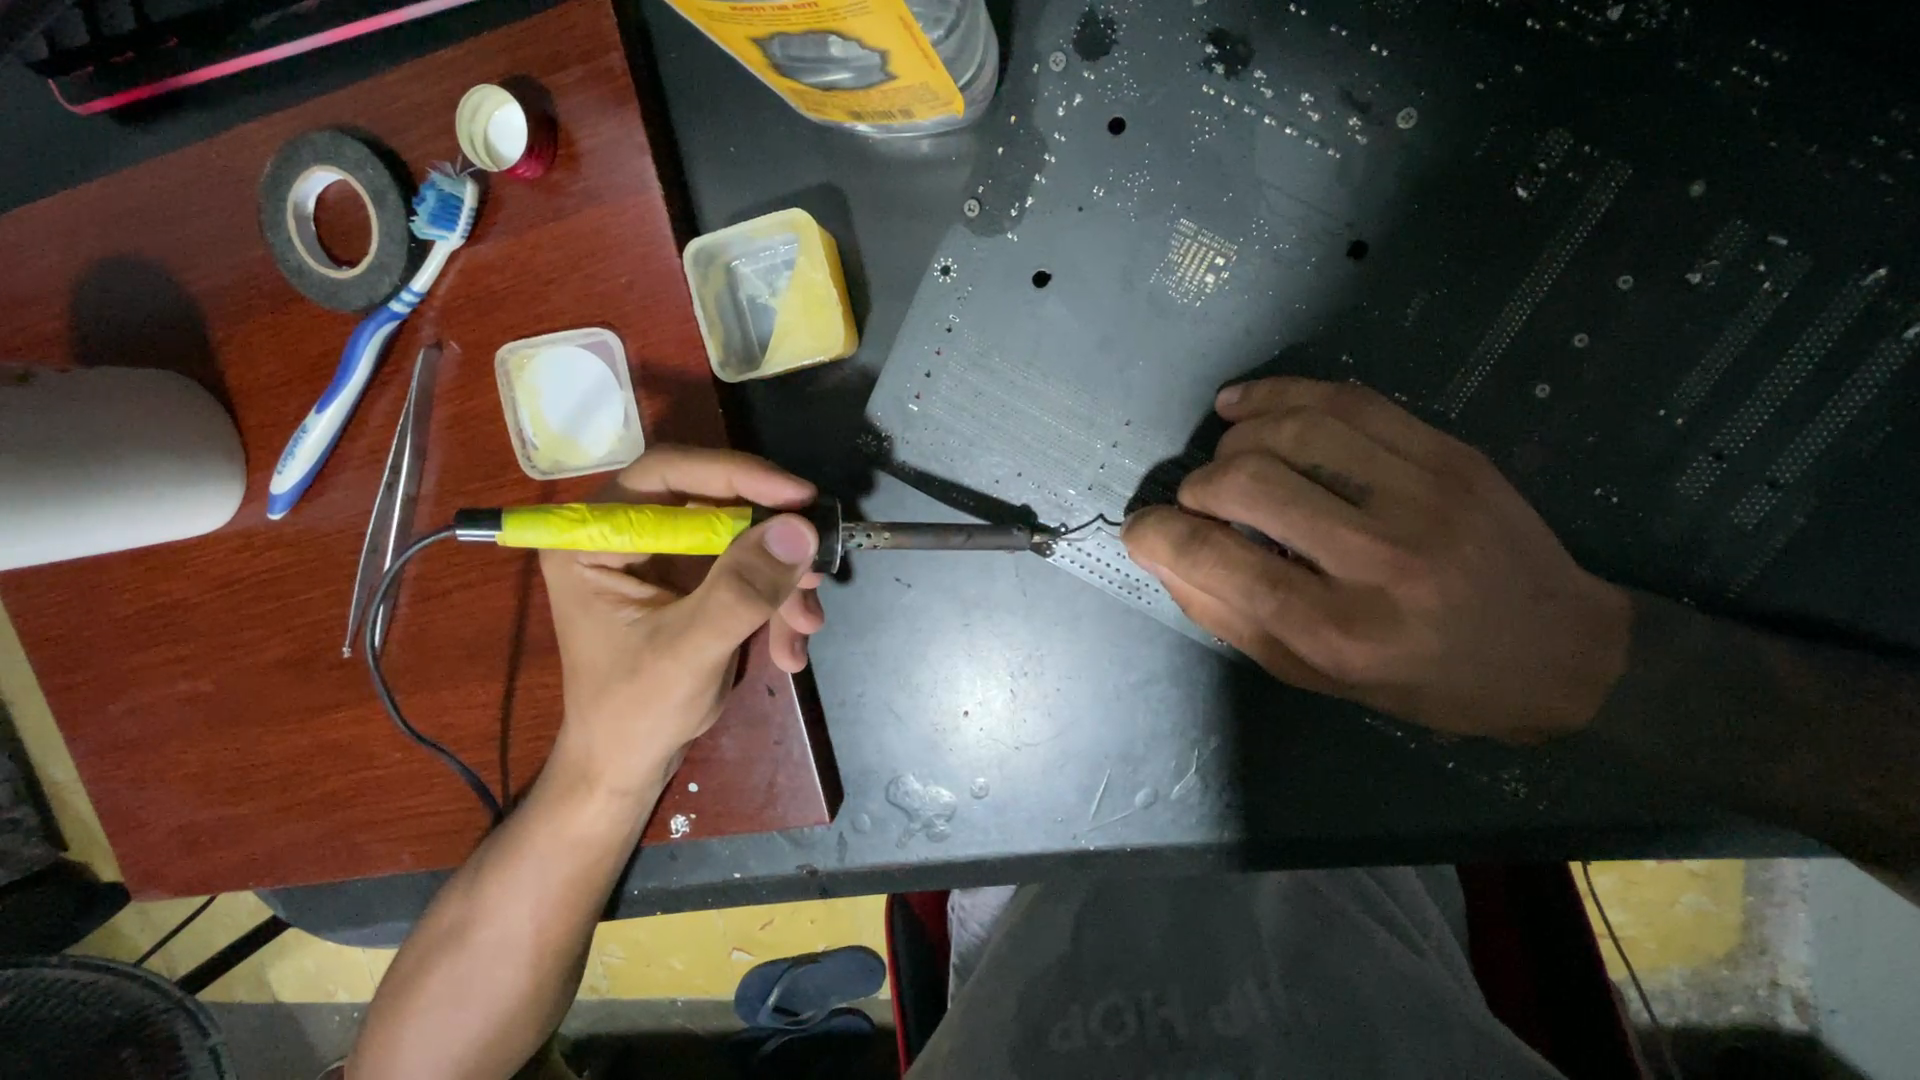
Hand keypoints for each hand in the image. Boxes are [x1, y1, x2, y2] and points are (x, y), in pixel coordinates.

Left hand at [538, 447, 824, 795]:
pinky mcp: (698, 583)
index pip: (668, 474)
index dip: (736, 475)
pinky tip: (790, 649)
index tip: (799, 496)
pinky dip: (778, 604)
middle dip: (771, 546)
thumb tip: (800, 530)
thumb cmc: (634, 713)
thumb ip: (740, 590)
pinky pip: (752, 571)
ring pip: (745, 539)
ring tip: (804, 628)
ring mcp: (668, 559)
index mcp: (595, 538)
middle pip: (717, 505)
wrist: (629, 765)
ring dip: (783, 583)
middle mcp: (631, 536)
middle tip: (814, 574)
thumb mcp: (688, 651)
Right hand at [1122, 377, 1631, 742]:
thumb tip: (1162, 553)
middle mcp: (1380, 557)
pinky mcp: (1448, 452)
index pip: (1217, 559)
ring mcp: (1422, 494)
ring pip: (1292, 430)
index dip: (1157, 536)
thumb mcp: (1316, 676)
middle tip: (1197, 503)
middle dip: (1197, 487)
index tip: (1142, 530)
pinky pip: (1344, 399)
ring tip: (1227, 458)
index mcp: (1340, 630)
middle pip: (1247, 482)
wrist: (1557, 651)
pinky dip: (1277, 395)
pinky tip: (1242, 407)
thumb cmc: (1423, 681)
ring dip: (1234, 439)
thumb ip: (1228, 616)